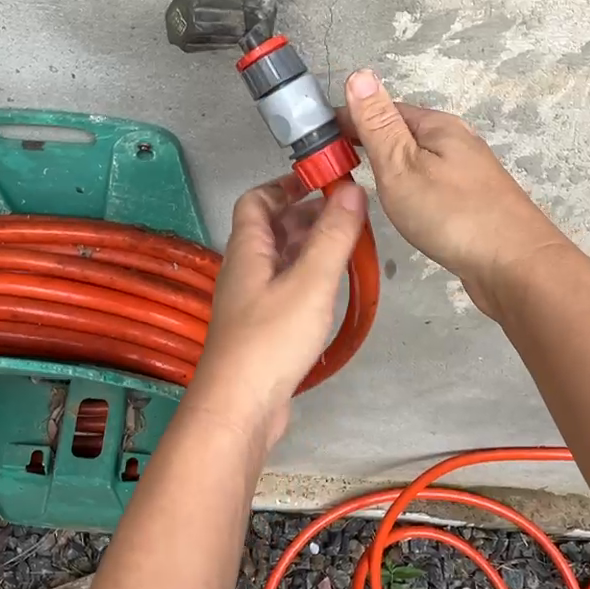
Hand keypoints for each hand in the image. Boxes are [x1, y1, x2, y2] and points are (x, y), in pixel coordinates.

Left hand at [186, 174, 367, 449]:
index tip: (322, 181)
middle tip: (347, 213)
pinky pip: (285, 286)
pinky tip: (332, 286)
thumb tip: (350, 189)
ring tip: (348, 244)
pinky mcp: (261, 327)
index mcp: (247, 249)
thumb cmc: (271, 339)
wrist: (239, 407)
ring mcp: (251, 299)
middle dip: (307, 214)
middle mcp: (244, 268)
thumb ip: (332, 236)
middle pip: (271, 228)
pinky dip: (308, 276)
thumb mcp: (310, 282)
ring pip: (281, 259)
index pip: (256, 199)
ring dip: (310, 246)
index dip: (285, 185)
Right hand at [339, 69, 564, 316]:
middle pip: (402, 133)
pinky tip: (403, 208)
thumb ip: (377, 124)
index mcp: (437, 126)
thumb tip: (359, 74)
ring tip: (361, 189)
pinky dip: (409, 189)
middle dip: (367, 145)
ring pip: (417, 160)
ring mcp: (469, 172)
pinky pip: (431, 184)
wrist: (515, 266)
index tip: (319, 145)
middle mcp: (456, 141)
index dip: (348, 122)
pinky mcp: (474, 201)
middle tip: (333, 171)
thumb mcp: (401, 164)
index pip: (382, 109)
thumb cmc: (451, 214)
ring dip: (389, 167)